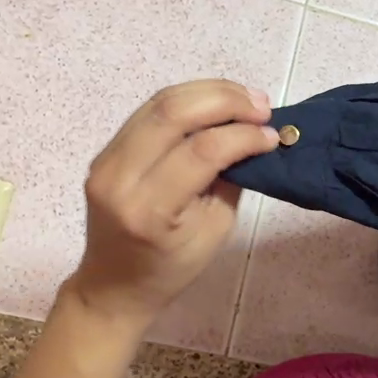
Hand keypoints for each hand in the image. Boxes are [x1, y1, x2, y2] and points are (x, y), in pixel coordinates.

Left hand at [65, 80, 277, 331]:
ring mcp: (106, 161)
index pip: (201, 151)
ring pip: (159, 102)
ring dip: (208, 92)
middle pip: (173, 113)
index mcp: (150, 210)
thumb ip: (231, 177)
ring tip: (244, 98)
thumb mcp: (216, 228)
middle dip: (225, 99)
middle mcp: (120, 178)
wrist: (114, 284)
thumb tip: (253, 136)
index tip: (272, 133)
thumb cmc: (172, 267)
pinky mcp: (104, 151)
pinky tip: (215, 104)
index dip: (242, 135)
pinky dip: (186, 101)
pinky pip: (148, 112)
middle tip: (261, 105)